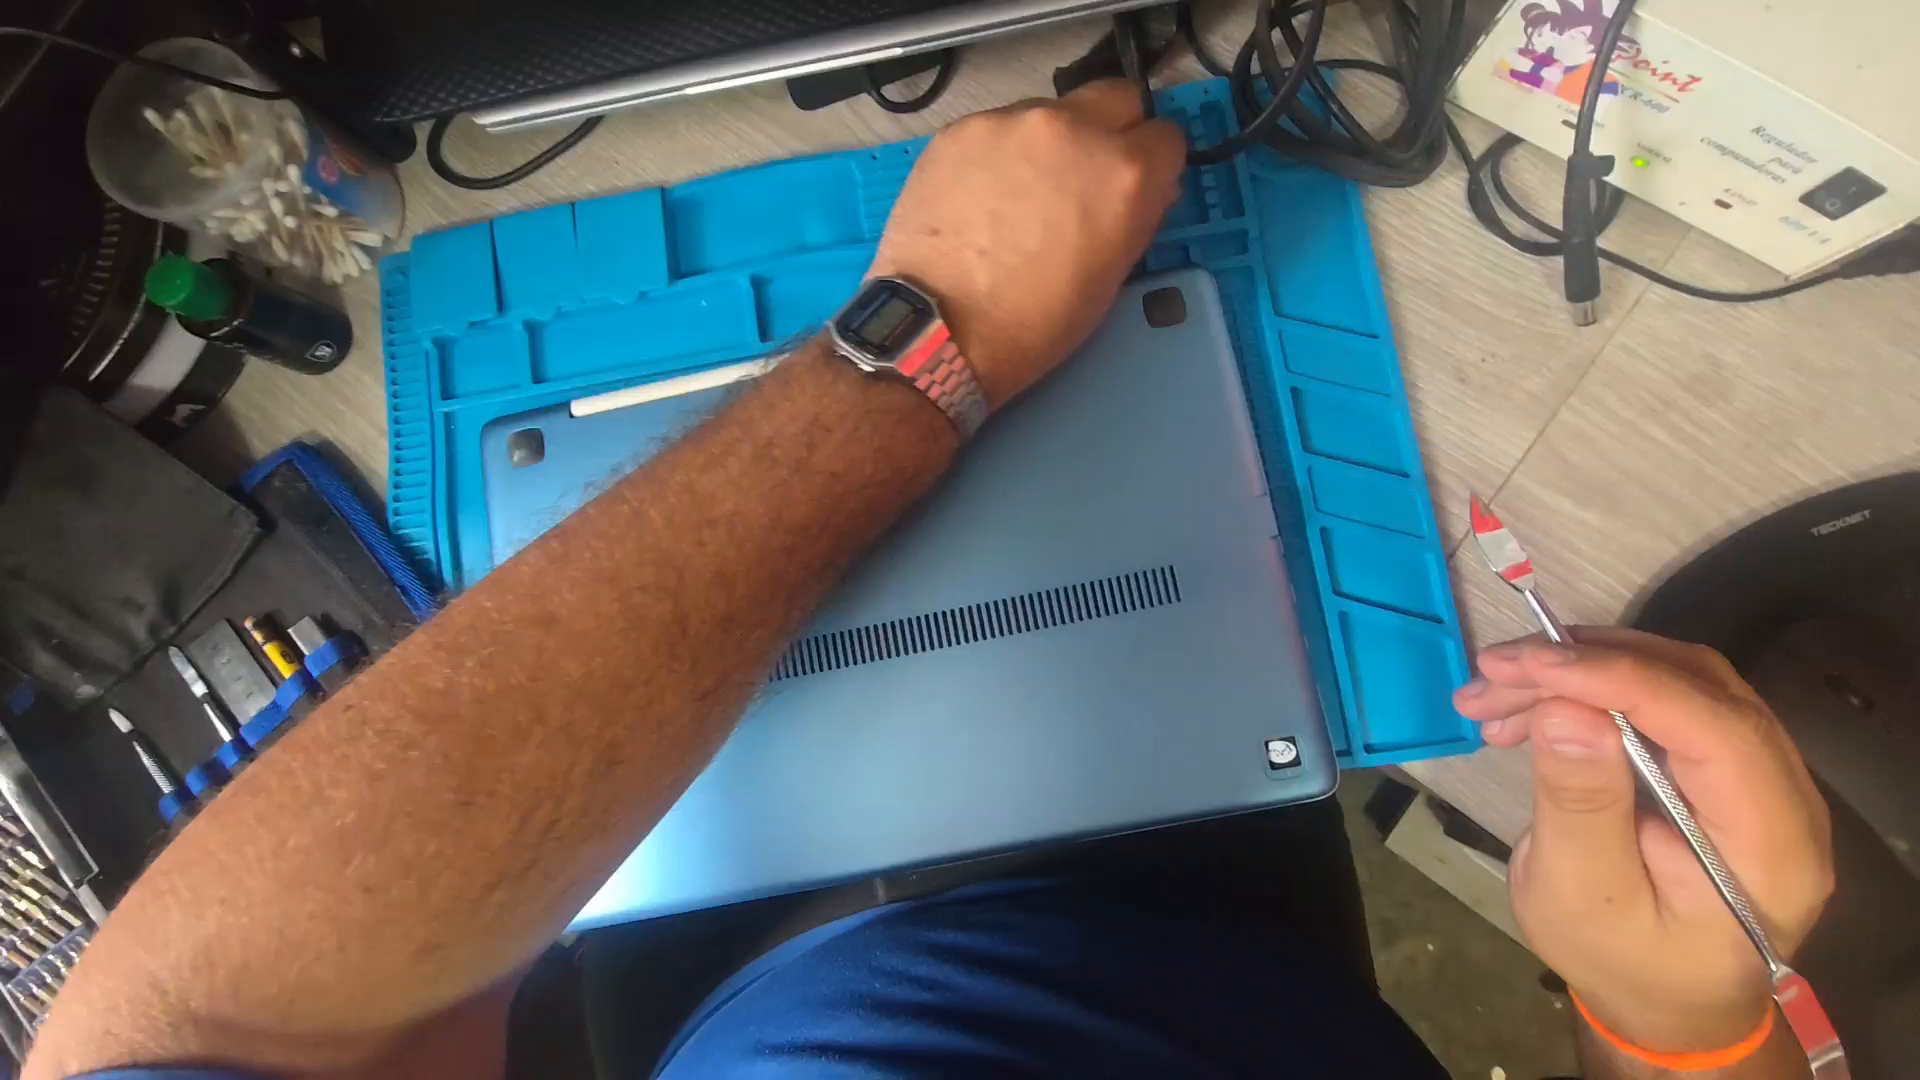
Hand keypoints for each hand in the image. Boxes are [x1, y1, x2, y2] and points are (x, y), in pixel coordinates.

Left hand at [866, 79, 1186, 406]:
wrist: (937, 330)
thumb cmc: (1030, 326)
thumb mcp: (1107, 282)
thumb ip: (1135, 219)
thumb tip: (1146, 191)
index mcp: (1124, 174)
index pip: (1166, 139)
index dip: (1152, 170)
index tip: (1133, 192)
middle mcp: (1074, 129)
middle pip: (1115, 100)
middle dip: (1110, 136)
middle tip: (1081, 186)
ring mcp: (1012, 122)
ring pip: (1051, 112)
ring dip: (1049, 145)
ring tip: (1018, 200)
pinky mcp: (961, 129)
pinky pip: (997, 130)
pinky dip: (998, 156)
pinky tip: (979, 201)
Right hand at [1452, 629, 1832, 1053]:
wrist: (1659, 992)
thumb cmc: (1620, 956)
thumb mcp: (1581, 891)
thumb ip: (1581, 805)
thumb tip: (1568, 712)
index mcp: (1768, 840)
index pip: (1713, 727)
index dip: (1617, 679)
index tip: (1523, 664)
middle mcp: (1777, 792)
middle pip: (1691, 685)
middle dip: (1581, 662)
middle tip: (1488, 674)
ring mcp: (1744, 772)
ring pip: (1663, 678)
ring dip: (1568, 672)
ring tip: (1485, 696)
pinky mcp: (1703, 763)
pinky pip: (1645, 696)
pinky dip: (1574, 688)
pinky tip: (1519, 712)